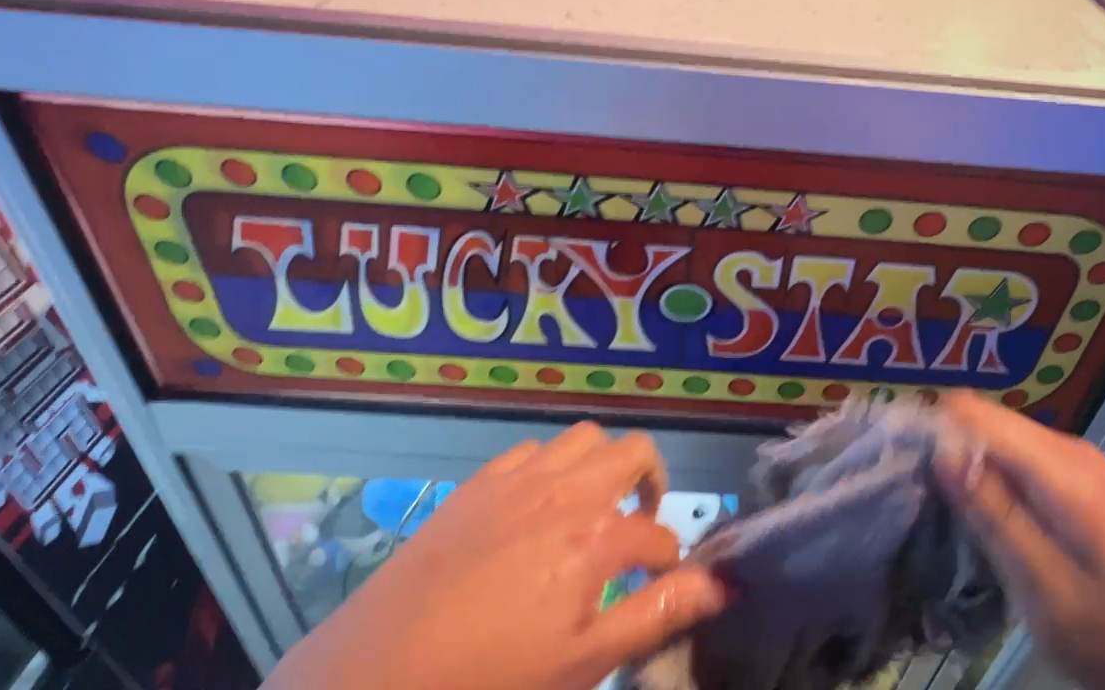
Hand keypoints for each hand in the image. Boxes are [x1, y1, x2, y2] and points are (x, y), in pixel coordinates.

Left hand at [266, 422, 729, 689]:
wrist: (382, 667)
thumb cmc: (493, 674)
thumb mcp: (585, 660)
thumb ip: (657, 615)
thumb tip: (722, 584)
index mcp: (595, 536)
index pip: (659, 536)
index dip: (671, 562)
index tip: (663, 583)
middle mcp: (565, 490)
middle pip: (633, 451)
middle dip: (652, 480)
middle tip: (641, 520)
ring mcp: (519, 478)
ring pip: (583, 437)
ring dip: (602, 463)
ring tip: (594, 504)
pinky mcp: (479, 482)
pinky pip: (532, 449)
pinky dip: (552, 465)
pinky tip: (538, 504)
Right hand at [935, 394, 1104, 689]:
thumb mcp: (1048, 589)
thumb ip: (995, 515)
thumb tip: (941, 448)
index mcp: (1062, 468)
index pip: (972, 412)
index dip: (930, 429)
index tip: (897, 467)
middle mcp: (1069, 451)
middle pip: (983, 422)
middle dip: (945, 451)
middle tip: (916, 501)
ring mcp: (1079, 468)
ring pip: (998, 443)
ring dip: (966, 471)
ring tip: (941, 516)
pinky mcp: (1081, 489)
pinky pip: (1019, 465)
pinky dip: (991, 485)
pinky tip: (982, 525)